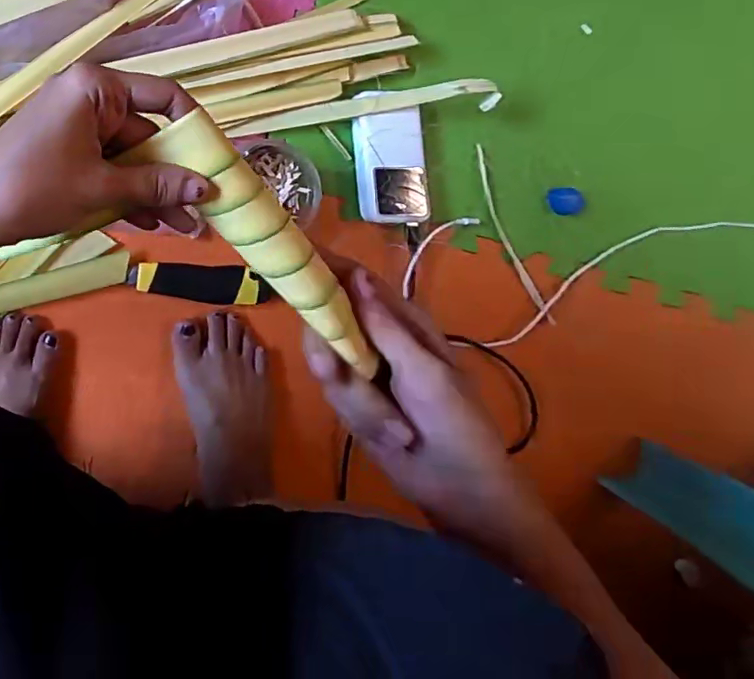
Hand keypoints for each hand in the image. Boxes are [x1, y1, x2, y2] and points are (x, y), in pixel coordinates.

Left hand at [0, 64, 211, 252]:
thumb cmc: (35, 189)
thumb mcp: (101, 189)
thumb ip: (157, 185)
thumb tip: (207, 187)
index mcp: (96, 87)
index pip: (164, 95)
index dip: (194, 128)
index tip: (216, 159)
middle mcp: (86, 96)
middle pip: (145, 132)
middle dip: (173, 175)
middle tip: (203, 210)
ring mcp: (72, 124)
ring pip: (126, 156)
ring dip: (152, 191)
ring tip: (184, 229)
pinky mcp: (62, 149)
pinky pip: (103, 165)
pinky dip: (123, 191)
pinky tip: (148, 222)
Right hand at [302, 251, 546, 548]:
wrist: (462, 491)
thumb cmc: (458, 424)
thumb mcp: (426, 373)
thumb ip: (385, 327)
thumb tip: (355, 275)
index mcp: (399, 317)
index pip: (352, 278)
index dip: (322, 266)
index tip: (291, 262)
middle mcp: (373, 334)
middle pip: (324, 321)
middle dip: (330, 354)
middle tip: (335, 374)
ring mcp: (359, 366)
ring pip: (324, 361)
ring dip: (357, 400)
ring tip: (393, 427)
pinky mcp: (349, 396)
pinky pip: (331, 393)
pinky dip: (357, 415)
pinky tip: (387, 433)